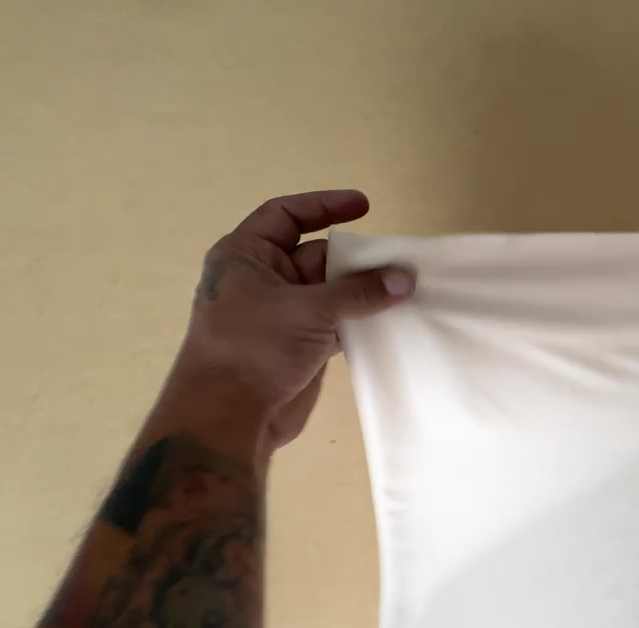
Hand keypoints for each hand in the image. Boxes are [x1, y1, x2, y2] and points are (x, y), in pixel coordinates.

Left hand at [172, 190, 413, 448]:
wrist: (233, 410)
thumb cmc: (254, 346)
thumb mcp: (309, 310)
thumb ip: (359, 293)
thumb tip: (405, 279)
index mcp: (247, 256)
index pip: (286, 216)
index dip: (324, 207)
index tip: (365, 206)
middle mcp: (265, 280)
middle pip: (318, 256)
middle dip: (356, 258)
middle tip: (399, 262)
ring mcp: (285, 314)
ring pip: (332, 292)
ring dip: (364, 292)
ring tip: (405, 291)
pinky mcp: (303, 344)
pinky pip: (340, 322)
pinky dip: (364, 320)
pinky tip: (392, 321)